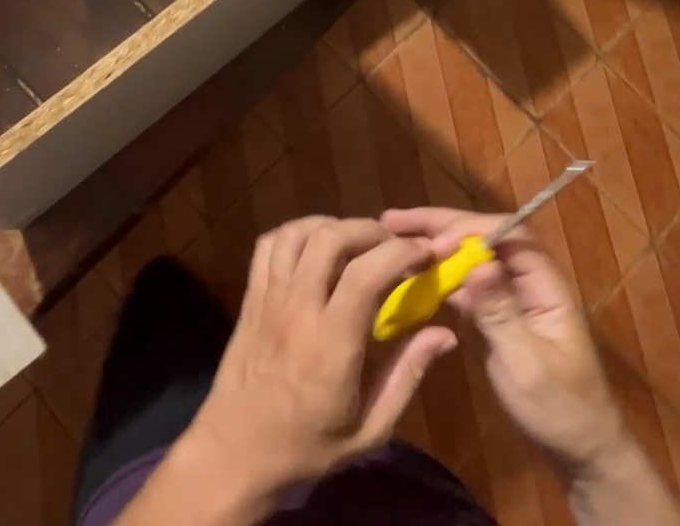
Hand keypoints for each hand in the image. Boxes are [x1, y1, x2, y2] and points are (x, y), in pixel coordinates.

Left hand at [168, 217, 456, 511]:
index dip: (401, 251)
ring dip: (332, 225)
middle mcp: (297, 309)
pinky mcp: (249, 298)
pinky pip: (268, 246)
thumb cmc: (307, 449)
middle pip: (331, 238)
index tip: (426, 253)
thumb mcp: (370, 429)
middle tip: (393, 245)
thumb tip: (444, 333)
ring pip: (297, 233)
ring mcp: (268, 299)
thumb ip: (407, 375)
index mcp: (332, 342)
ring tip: (357, 242)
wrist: (235, 455)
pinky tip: (314, 247)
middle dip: (370, 230)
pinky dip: (295, 233)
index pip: (367, 272)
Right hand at [382, 207, 625, 473]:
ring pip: (468, 259)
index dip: (468, 230)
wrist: (580, 451)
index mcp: (545, 285)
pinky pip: (463, 286)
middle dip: (439, 227)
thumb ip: (501, 313)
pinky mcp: (494, 317)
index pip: (507, 235)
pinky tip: (408, 276)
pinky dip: (436, 277)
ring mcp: (509, 298)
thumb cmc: (560, 408)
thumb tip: (477, 264)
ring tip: (390, 239)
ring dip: (432, 247)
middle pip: (482, 238)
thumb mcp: (528, 364)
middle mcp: (526, 282)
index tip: (432, 243)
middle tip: (391, 221)